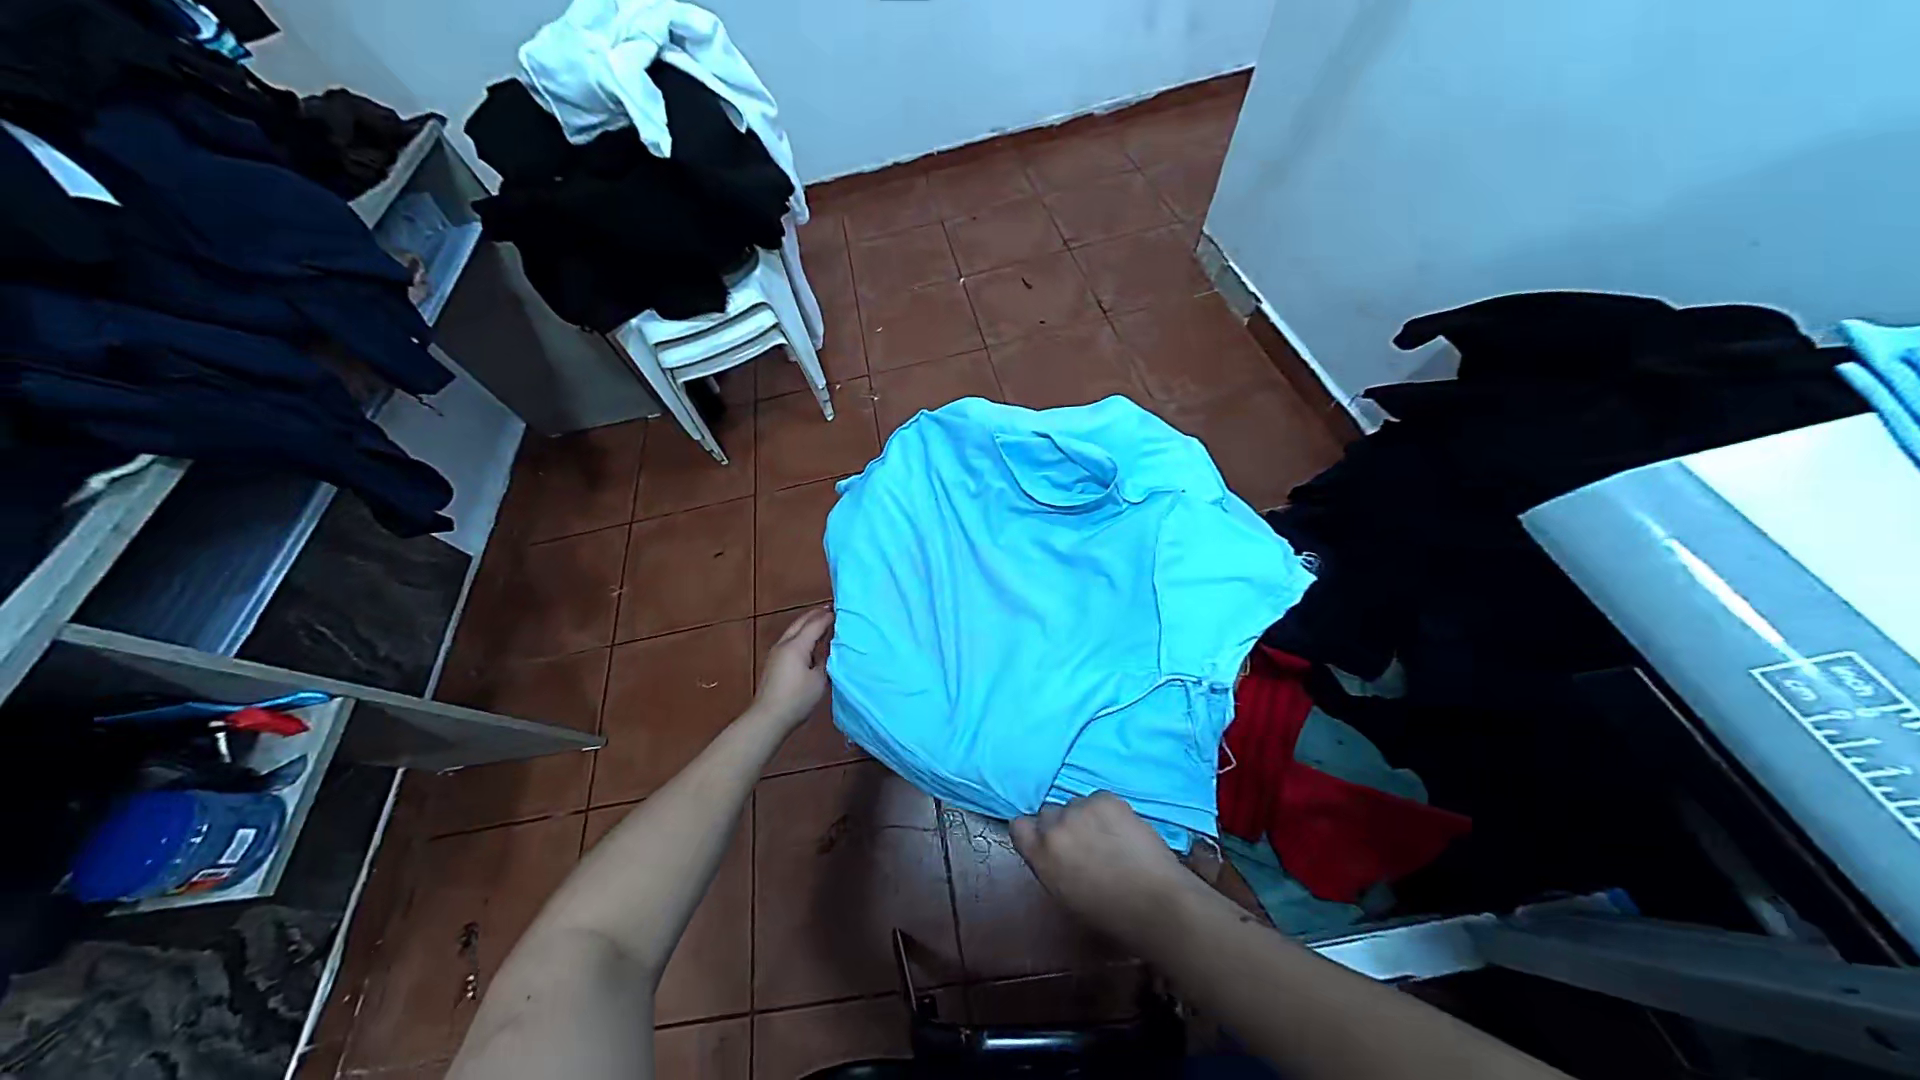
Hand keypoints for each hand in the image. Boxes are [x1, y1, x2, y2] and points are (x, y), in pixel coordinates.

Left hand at [751, 606, 833, 731]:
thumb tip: (828, 647)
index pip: (815, 624)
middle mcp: (784, 644)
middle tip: (830, 609)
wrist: (768, 717)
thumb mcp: (819, 679)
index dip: (828, 617)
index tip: (841, 612)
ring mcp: (776, 653)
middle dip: (815, 614)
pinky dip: (800, 634)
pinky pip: (789, 640)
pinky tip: (808, 640)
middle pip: (800, 622)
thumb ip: (825, 659)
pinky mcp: (773, 662)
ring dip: (806, 623)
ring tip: (820, 621)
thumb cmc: (797, 699)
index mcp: (797, 646)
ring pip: (793, 630)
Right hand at [1011, 792, 1199, 944]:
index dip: (1034, 832)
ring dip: (1086, 816)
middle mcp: (1054, 827)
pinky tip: (1124, 830)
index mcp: (1039, 855)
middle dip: (1062, 824)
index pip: (1019, 826)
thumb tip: (1052, 850)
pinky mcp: (1106, 798)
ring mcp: (1080, 809)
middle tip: (1085, 842)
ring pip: (1076, 804)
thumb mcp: (1064, 893)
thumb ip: (1049, 864)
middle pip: (1048, 812)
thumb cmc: (1110, 913)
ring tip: (1110, 837)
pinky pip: (1099, 798)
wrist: (1156, 903)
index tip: (1049, 841)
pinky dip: (1108, 810)